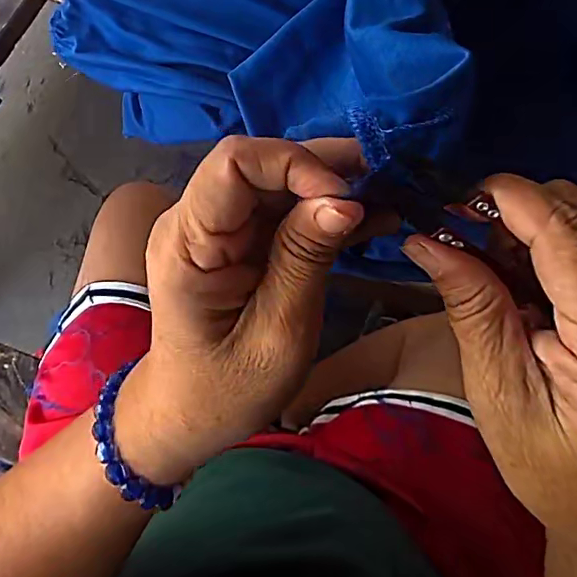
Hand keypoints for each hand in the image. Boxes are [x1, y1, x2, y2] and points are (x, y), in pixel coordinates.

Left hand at [113, 136, 373, 483]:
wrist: (187, 412)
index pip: (232, 164)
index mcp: (189, 241)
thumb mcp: (277, 335)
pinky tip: (371, 217)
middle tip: (388, 182)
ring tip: (389, 197)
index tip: (345, 197)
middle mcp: (194, 218)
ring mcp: (214, 225)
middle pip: (258, 164)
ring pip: (276, 179)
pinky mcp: (235, 236)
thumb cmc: (226, 390)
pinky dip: (324, 208)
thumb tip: (345, 199)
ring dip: (332, 184)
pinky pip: (280, 206)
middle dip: (324, 168)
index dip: (293, 163)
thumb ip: (304, 259)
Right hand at [401, 176, 576, 546]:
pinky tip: (541, 284)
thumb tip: (423, 237)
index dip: (503, 200)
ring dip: (536, 228)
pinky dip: (562, 242)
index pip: (567, 233)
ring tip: (505, 277)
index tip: (447, 205)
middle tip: (470, 252)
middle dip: (515, 214)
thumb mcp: (500, 395)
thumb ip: (472, 307)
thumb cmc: (559, 472)